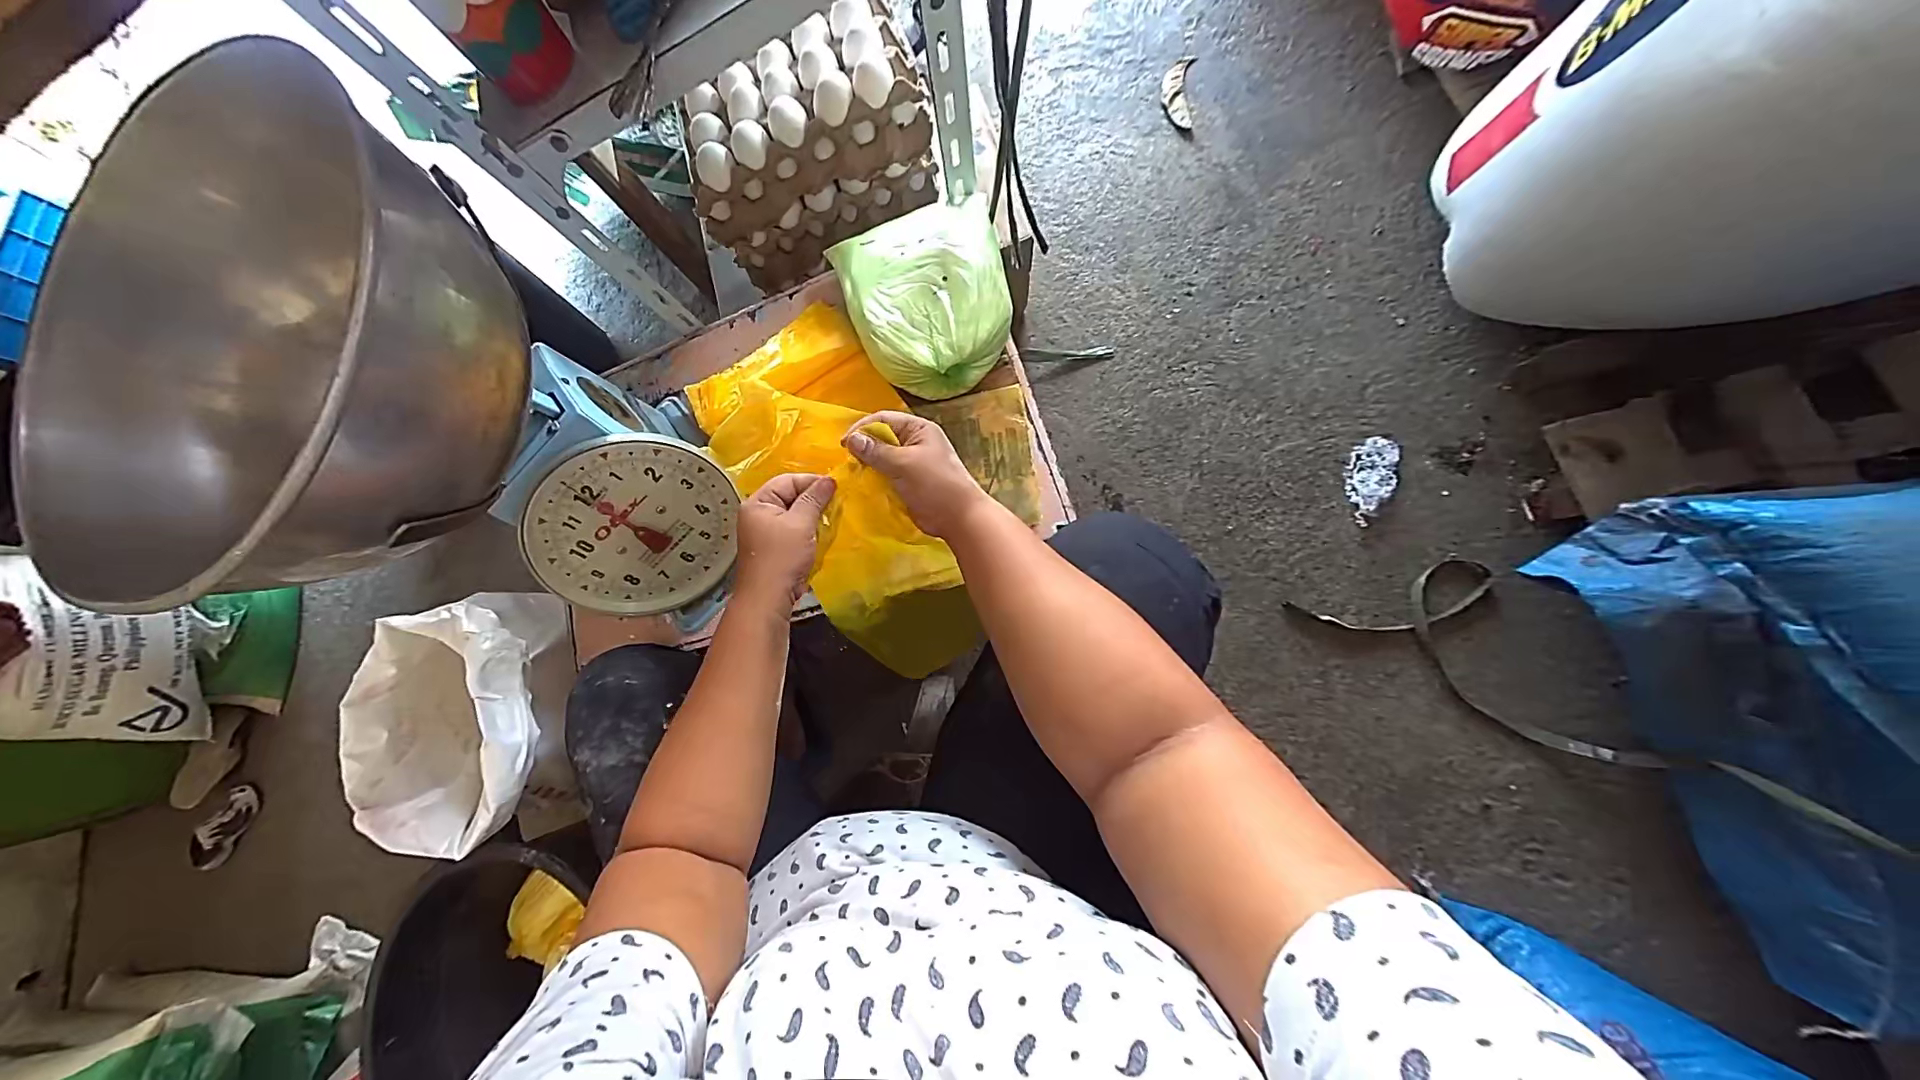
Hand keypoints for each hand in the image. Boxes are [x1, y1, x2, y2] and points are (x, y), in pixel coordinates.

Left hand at [736, 473, 834, 604]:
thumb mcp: (801, 524)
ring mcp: (764, 531)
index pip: (787, 480)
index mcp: (758, 503)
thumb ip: (814, 499)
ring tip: (830, 518)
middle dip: (813, 499)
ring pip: (793, 514)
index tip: (835, 487)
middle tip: (835, 502)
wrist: (768, 598)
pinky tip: (820, 534)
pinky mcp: (774, 547)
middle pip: (789, 496)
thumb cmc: (782, 558)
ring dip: (812, 515)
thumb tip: (829, 480)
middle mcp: (758, 514)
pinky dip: (807, 529)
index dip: (811, 481)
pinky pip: (793, 529)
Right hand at [842, 411, 992, 537]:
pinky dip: (876, 478)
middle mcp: (916, 442)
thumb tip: (852, 439)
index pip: (884, 419)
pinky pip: (888, 475)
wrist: (959, 517)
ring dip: (869, 464)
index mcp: (919, 429)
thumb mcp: (903, 464)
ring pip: (884, 458)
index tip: (845, 444)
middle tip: (848, 461)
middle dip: (865, 447)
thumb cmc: (935, 484)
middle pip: (883, 437)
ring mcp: (913, 463)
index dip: (863, 428)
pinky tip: (865, 484)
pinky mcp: (910, 482)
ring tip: (854, 473)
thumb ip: (877, 451)